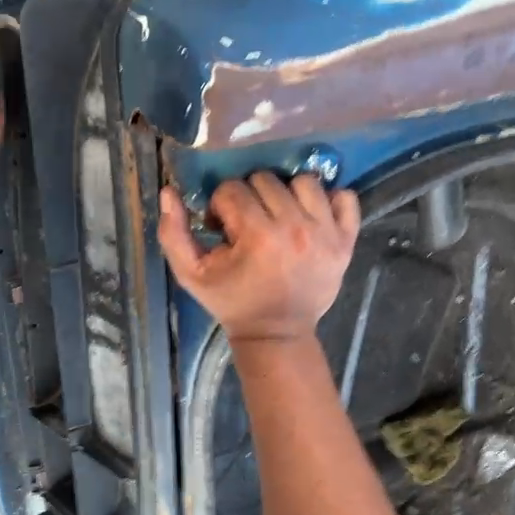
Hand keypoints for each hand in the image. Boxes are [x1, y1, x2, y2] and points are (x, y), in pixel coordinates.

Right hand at [157, 173, 360, 343]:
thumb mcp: (190, 274)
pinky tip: (310, 216)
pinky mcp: (346, 240)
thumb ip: (173, 233)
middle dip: (250, 198)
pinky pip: (345, 198)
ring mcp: (326, 233)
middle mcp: (295, 227)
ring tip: (278, 218)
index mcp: (257, 236)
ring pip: (304, 181)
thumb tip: (168, 192)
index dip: (220, 207)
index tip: (222, 229)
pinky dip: (329, 201)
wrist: (276, 333)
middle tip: (247, 225)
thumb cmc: (231, 301)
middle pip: (266, 180)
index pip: (231, 190)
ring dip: (286, 194)